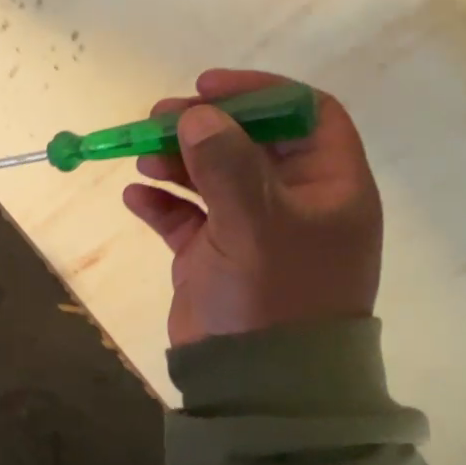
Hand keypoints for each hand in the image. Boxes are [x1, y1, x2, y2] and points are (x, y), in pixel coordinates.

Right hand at [122, 69, 382, 347]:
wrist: (256, 377)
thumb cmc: (273, 296)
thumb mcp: (255, 224)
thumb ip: (225, 166)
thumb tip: (196, 116)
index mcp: (330, 187)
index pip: (305, 116)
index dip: (259, 94)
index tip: (206, 87)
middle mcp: (293, 201)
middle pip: (248, 143)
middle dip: (203, 126)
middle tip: (156, 119)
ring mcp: (250, 229)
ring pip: (211, 176)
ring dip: (176, 161)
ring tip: (139, 156)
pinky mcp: (213, 255)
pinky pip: (184, 216)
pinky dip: (159, 202)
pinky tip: (136, 196)